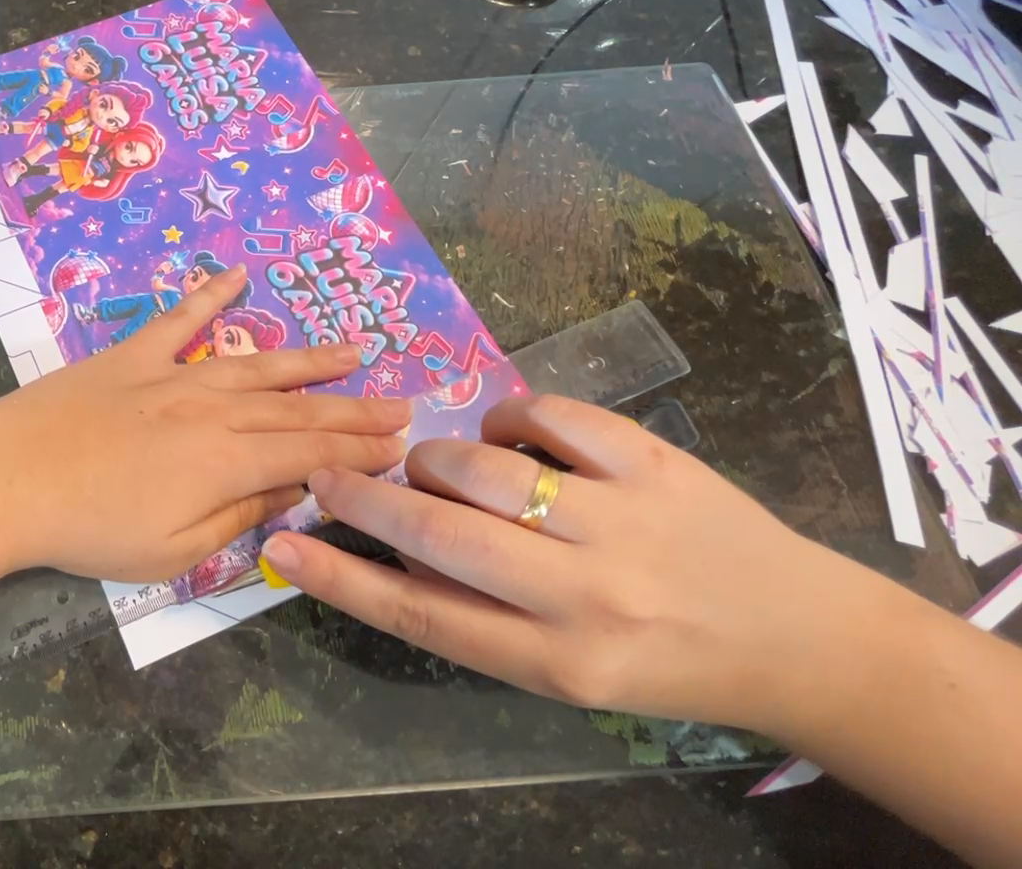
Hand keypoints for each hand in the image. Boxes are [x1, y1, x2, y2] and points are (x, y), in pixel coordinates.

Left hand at [0, 266, 410, 582]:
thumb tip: (290, 494)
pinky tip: (236, 275)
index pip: (310, 456)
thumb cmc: (88, 530)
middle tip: (402, 406)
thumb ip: (238, 518)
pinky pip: (179, 321)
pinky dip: (209, 296)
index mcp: (226, 462)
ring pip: (256, 364)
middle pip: (296, 410)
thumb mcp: (173, 551)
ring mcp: (171, 375)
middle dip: (353, 411)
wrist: (6, 481)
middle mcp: (212, 409)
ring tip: (354, 349)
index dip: (358, 453)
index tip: (399, 447)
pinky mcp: (130, 356)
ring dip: (308, 358)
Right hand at [259, 394, 929, 735]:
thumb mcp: (562, 669)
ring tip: (436, 467)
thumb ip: (472, 612)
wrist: (803, 641)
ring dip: (436, 460)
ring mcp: (627, 523)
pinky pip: (550, 417)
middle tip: (327, 476)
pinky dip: (506, 420)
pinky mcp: (659, 465)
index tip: (284, 550)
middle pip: (441, 535)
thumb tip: (387, 546)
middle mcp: (590, 597)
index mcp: (559, 661)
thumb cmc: (660, 662)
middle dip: (365, 498)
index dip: (342, 580)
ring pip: (485, 469)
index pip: (423, 616)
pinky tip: (507, 437)